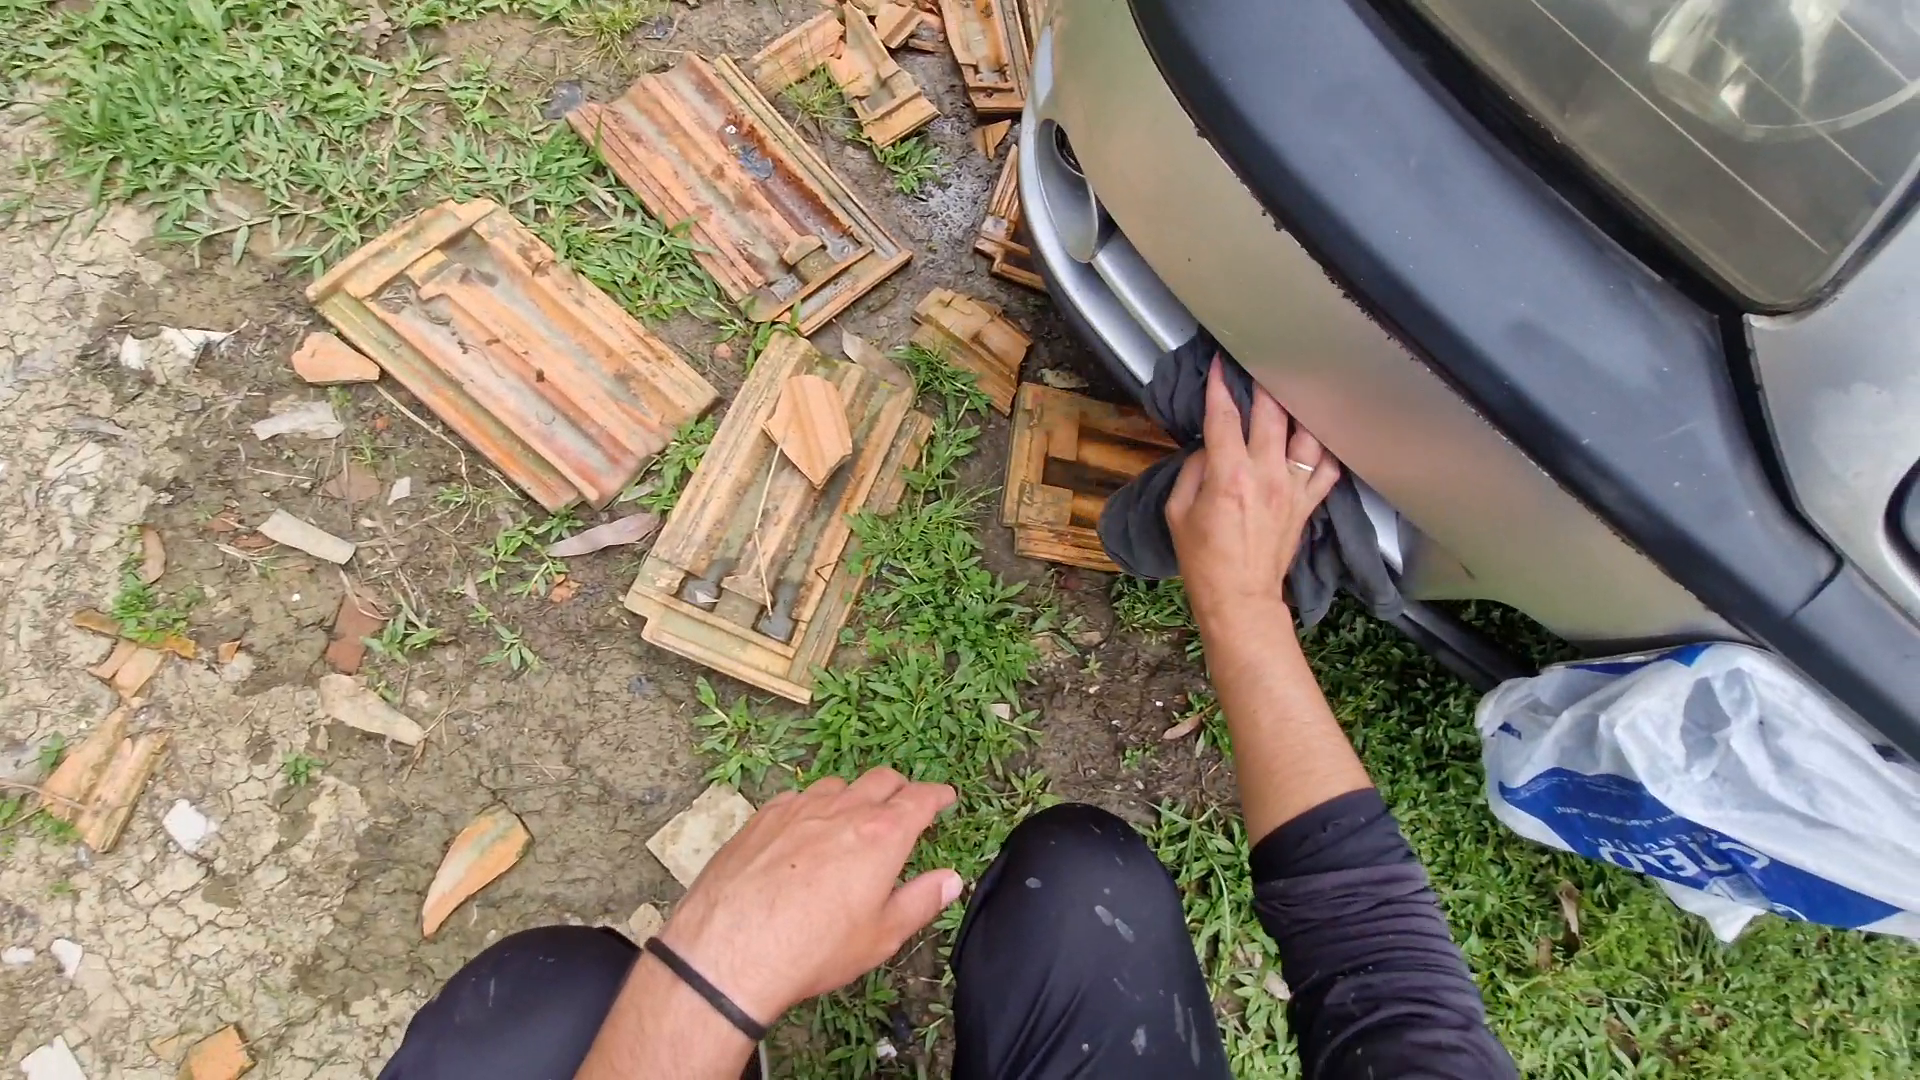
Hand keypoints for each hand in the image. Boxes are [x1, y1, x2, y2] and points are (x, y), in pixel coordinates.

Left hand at [655, 768, 963, 1023]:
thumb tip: (951, 879)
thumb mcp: (881, 936)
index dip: (937, 795)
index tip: (945, 796)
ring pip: (838, 785)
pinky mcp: (764, 816)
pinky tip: (806, 829)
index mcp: (881, 834)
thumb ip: (921, 901)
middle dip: (900, 788)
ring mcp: (800, 807)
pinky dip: (813, 806)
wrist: (728, 952)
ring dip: (855, 795)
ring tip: (854, 817)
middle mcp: (844, 809)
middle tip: (905, 804)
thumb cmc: (812, 949)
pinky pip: (798, 797)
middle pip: (882, 780)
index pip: (920, 799)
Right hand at [1166, 356, 1340, 625]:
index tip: (1218, 366)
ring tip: (1292, 393)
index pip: (1224, 417)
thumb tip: (1207, 450)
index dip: (1219, 387)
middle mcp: (1265, 475)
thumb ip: (1191, 473)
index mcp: (1228, 475)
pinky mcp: (1307, 504)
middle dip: (1263, 385)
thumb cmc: (1202, 560)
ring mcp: (1292, 488)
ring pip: (1305, 434)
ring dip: (1297, 410)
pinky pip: (1327, 469)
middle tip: (1259, 365)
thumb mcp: (1178, 513)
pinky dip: (1323, 449)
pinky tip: (1314, 440)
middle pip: (1271, 414)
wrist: (1239, 597)